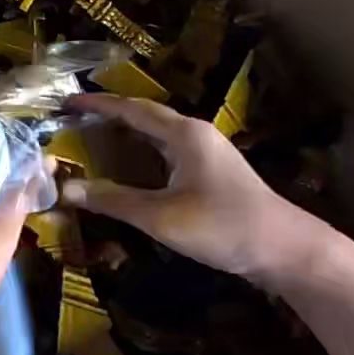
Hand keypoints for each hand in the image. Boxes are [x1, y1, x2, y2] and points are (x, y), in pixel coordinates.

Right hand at [60, 94, 333, 284]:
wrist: (288, 252)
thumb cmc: (223, 226)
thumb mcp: (160, 216)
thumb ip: (112, 200)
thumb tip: (64, 189)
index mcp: (182, 133)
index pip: (130, 109)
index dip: (96, 104)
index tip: (65, 102)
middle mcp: (194, 133)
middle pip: (143, 114)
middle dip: (108, 114)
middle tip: (74, 119)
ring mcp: (206, 151)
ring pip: (156, 131)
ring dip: (125, 131)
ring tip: (93, 136)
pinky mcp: (212, 170)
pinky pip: (166, 148)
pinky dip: (141, 148)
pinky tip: (129, 163)